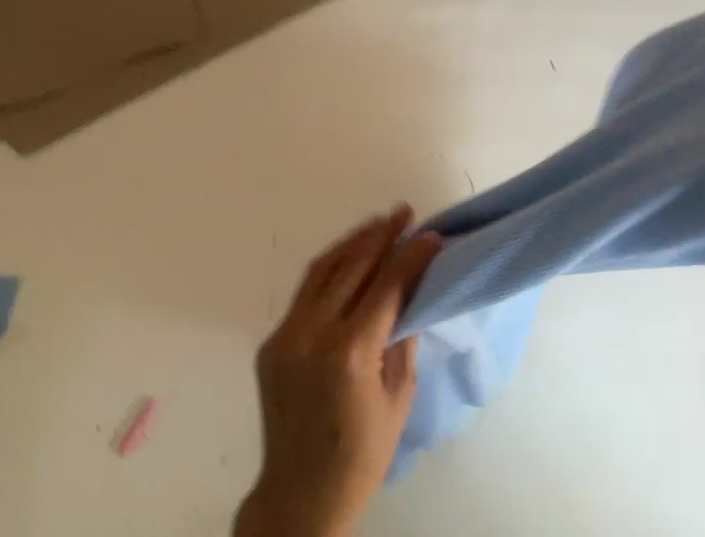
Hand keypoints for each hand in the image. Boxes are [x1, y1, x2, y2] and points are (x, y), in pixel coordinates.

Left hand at [236, 206, 443, 536]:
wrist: (300, 491)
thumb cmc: (363, 453)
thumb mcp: (398, 396)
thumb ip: (402, 337)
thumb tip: (411, 293)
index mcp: (350, 352)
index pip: (386, 286)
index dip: (412, 256)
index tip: (432, 236)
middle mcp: (313, 334)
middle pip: (352, 267)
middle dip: (382, 236)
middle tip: (405, 213)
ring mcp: (286, 335)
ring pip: (322, 270)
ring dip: (353, 242)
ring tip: (379, 223)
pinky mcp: (272, 342)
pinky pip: (305, 293)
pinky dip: (330, 268)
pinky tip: (349, 257)